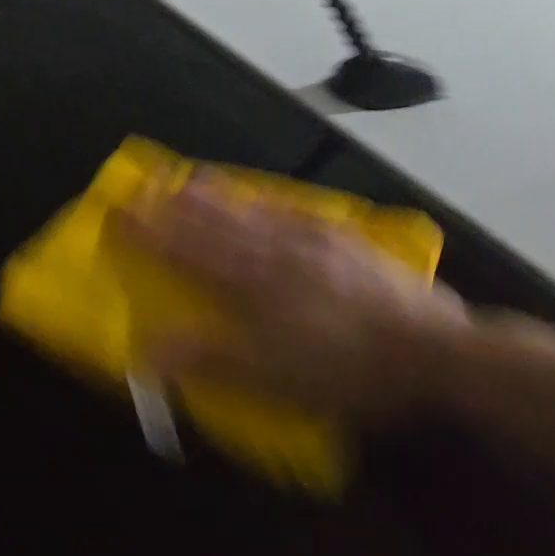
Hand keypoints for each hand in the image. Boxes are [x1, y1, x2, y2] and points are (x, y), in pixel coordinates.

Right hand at [121, 172, 472, 418]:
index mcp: (241, 281)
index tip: (113, 214)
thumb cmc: (342, 368)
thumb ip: (201, 357)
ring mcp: (309, 243)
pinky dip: (269, 203)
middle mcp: (266, 252)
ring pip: (248, 212)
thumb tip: (140, 350)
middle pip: (207, 223)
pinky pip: (296, 214)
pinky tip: (264, 198)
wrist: (440, 356)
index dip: (143, 232)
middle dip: (168, 207)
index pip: (178, 250)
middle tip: (140, 187)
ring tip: (186, 180)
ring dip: (212, 196)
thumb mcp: (266, 376)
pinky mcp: (347, 244)